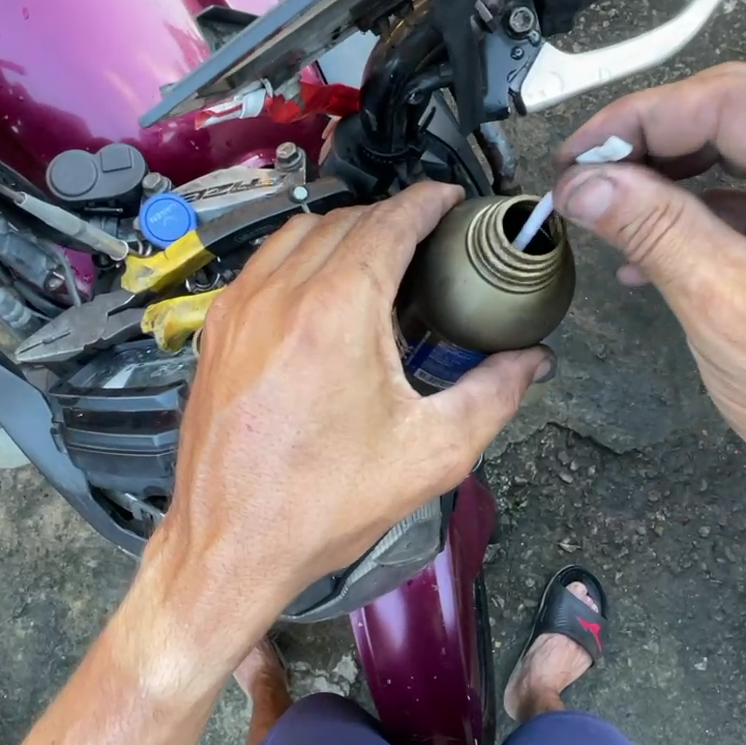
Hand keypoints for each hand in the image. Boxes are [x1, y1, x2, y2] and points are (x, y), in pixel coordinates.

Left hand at [149, 182, 549, 632]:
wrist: (230, 544)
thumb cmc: (322, 504)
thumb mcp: (430, 454)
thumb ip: (492, 395)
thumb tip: (528, 361)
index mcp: (335, 311)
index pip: (388, 223)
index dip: (426, 202)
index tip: (448, 199)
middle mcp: (280, 294)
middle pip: (344, 221)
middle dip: (390, 217)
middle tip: (426, 237)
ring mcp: (239, 309)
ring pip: (297, 233)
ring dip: (343, 230)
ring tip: (378, 255)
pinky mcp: (217, 331)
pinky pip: (263, 264)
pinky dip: (300, 255)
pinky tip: (320, 287)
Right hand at [551, 64, 745, 515]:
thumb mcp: (732, 314)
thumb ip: (658, 231)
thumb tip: (581, 181)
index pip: (739, 100)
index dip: (641, 117)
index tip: (570, 155)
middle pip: (745, 110)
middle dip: (651, 140)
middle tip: (579, 180)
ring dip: (669, 173)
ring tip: (604, 208)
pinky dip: (701, 206)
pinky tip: (648, 245)